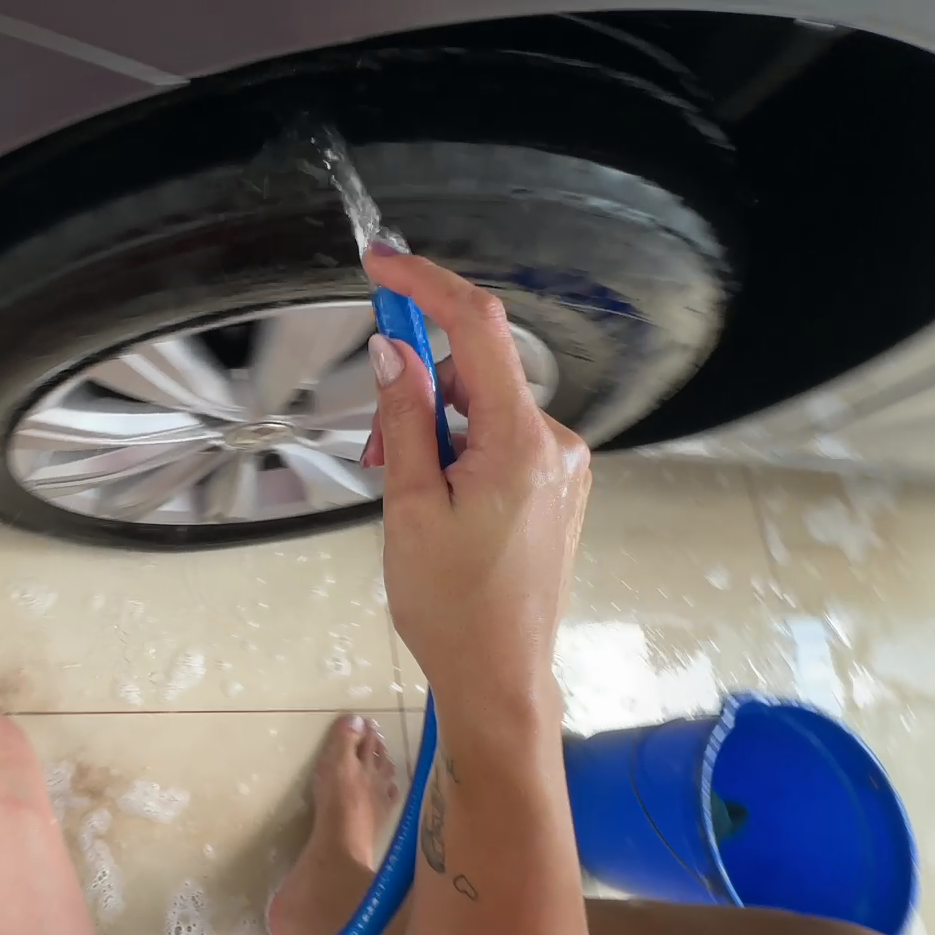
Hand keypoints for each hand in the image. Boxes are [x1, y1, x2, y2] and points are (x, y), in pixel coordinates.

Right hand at [361, 251, 590, 726]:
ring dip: (432, 428)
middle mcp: (554, 443)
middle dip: (415, 393)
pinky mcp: (553, 486)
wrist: (499, 671)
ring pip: (483, 410)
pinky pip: (497, 440)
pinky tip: (434, 492)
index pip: (476, 330)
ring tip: (402, 487)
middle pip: (475, 373)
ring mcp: (559, 466)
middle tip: (375, 451)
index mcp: (521, 442)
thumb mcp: (411, 507)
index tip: (380, 262)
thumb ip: (406, 422)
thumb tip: (394, 354)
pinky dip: (456, 448)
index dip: (425, 286)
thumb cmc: (449, 602)